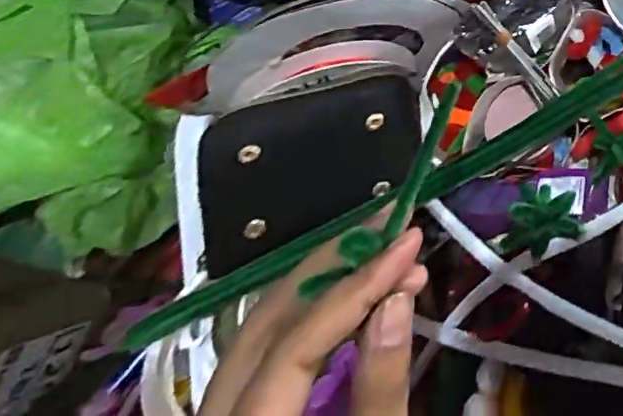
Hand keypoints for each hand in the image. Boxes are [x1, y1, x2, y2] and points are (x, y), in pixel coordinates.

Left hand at [201, 218, 428, 415]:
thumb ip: (380, 390)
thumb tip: (397, 297)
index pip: (293, 344)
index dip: (356, 287)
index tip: (410, 241)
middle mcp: (212, 414)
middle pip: (265, 322)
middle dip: (336, 266)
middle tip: (394, 225)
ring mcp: (218, 410)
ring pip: (264, 330)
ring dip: (330, 285)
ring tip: (388, 255)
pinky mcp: (237, 408)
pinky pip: (269, 348)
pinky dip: (318, 314)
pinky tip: (362, 298)